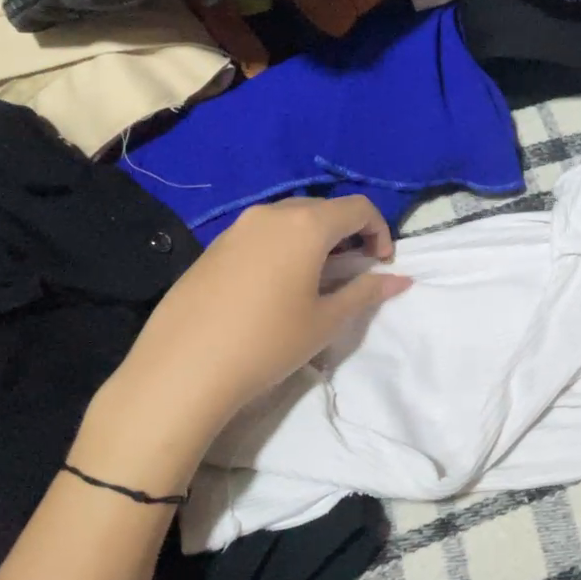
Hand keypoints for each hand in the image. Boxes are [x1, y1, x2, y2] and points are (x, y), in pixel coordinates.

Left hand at [74, 197, 411, 490]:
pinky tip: (275, 287)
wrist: (180, 371)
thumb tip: (400, 279)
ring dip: (314, 239)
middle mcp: (272, 214)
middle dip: (348, 232)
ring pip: (290, 219)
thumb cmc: (266, 343)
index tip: (381, 264)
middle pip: (324, 208)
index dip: (380, 231)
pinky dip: (283, 246)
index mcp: (306, 225)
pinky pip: (262, 233)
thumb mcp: (326, 321)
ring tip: (316, 279)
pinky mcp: (213, 247)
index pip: (359, 208)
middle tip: (354, 270)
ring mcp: (237, 228)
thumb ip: (366, 292)